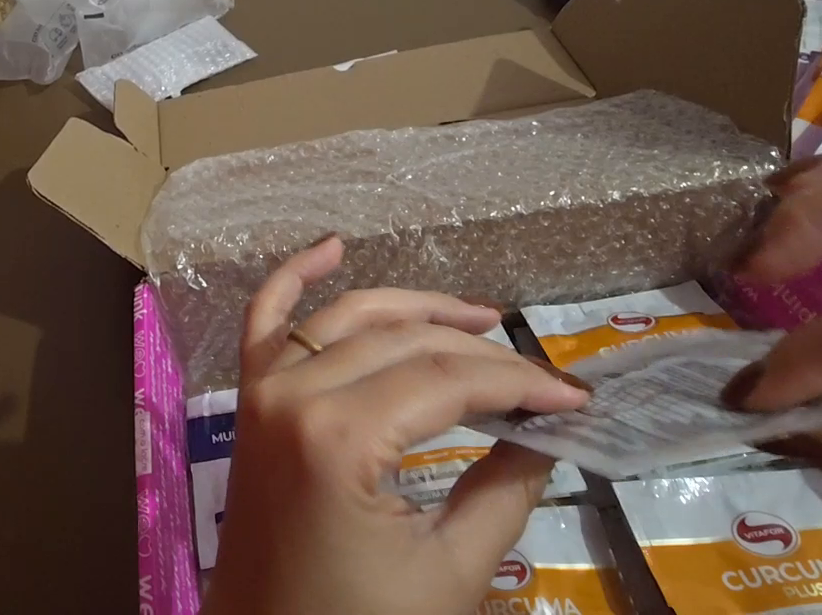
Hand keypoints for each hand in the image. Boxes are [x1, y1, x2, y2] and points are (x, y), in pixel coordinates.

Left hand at [203, 237, 588, 614]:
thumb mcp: (449, 574)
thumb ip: (502, 492)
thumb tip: (546, 433)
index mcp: (338, 436)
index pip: (443, 381)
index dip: (514, 382)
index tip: (573, 398)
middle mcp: (292, 392)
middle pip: (399, 342)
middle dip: (476, 350)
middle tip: (536, 373)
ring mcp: (262, 388)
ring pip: (342, 317)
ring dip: (409, 307)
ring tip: (475, 314)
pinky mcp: (248, 396)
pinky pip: (263, 318)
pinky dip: (293, 276)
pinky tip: (331, 246)